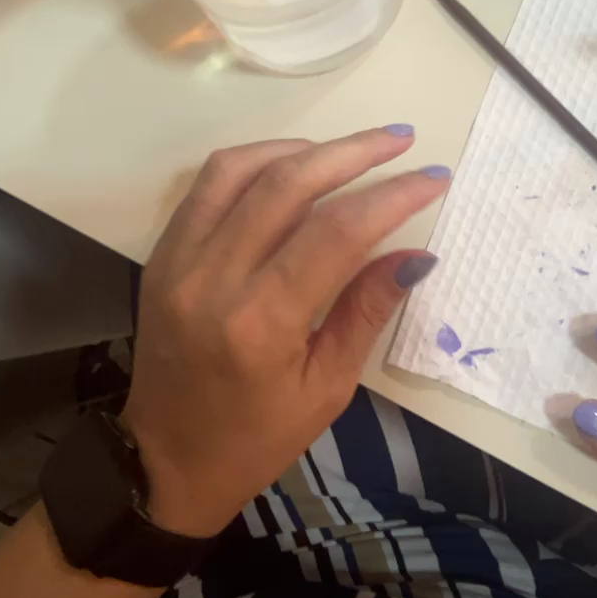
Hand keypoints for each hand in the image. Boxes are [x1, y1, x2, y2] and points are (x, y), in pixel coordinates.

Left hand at [119, 127, 448, 537]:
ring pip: (242, 168)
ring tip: (350, 149)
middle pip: (289, 184)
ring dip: (303, 147)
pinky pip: (209, 183)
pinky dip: (256, 160)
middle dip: (354, 151)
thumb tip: (415, 252)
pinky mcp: (164, 251)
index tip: (432, 176)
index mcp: (261, 323)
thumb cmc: (257, 436)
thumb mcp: (327, 386)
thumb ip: (367, 310)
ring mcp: (179, 258)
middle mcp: (214, 278)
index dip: (392, 196)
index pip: (337, 232)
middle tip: (400, 138)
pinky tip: (292, 163)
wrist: (165, 459)